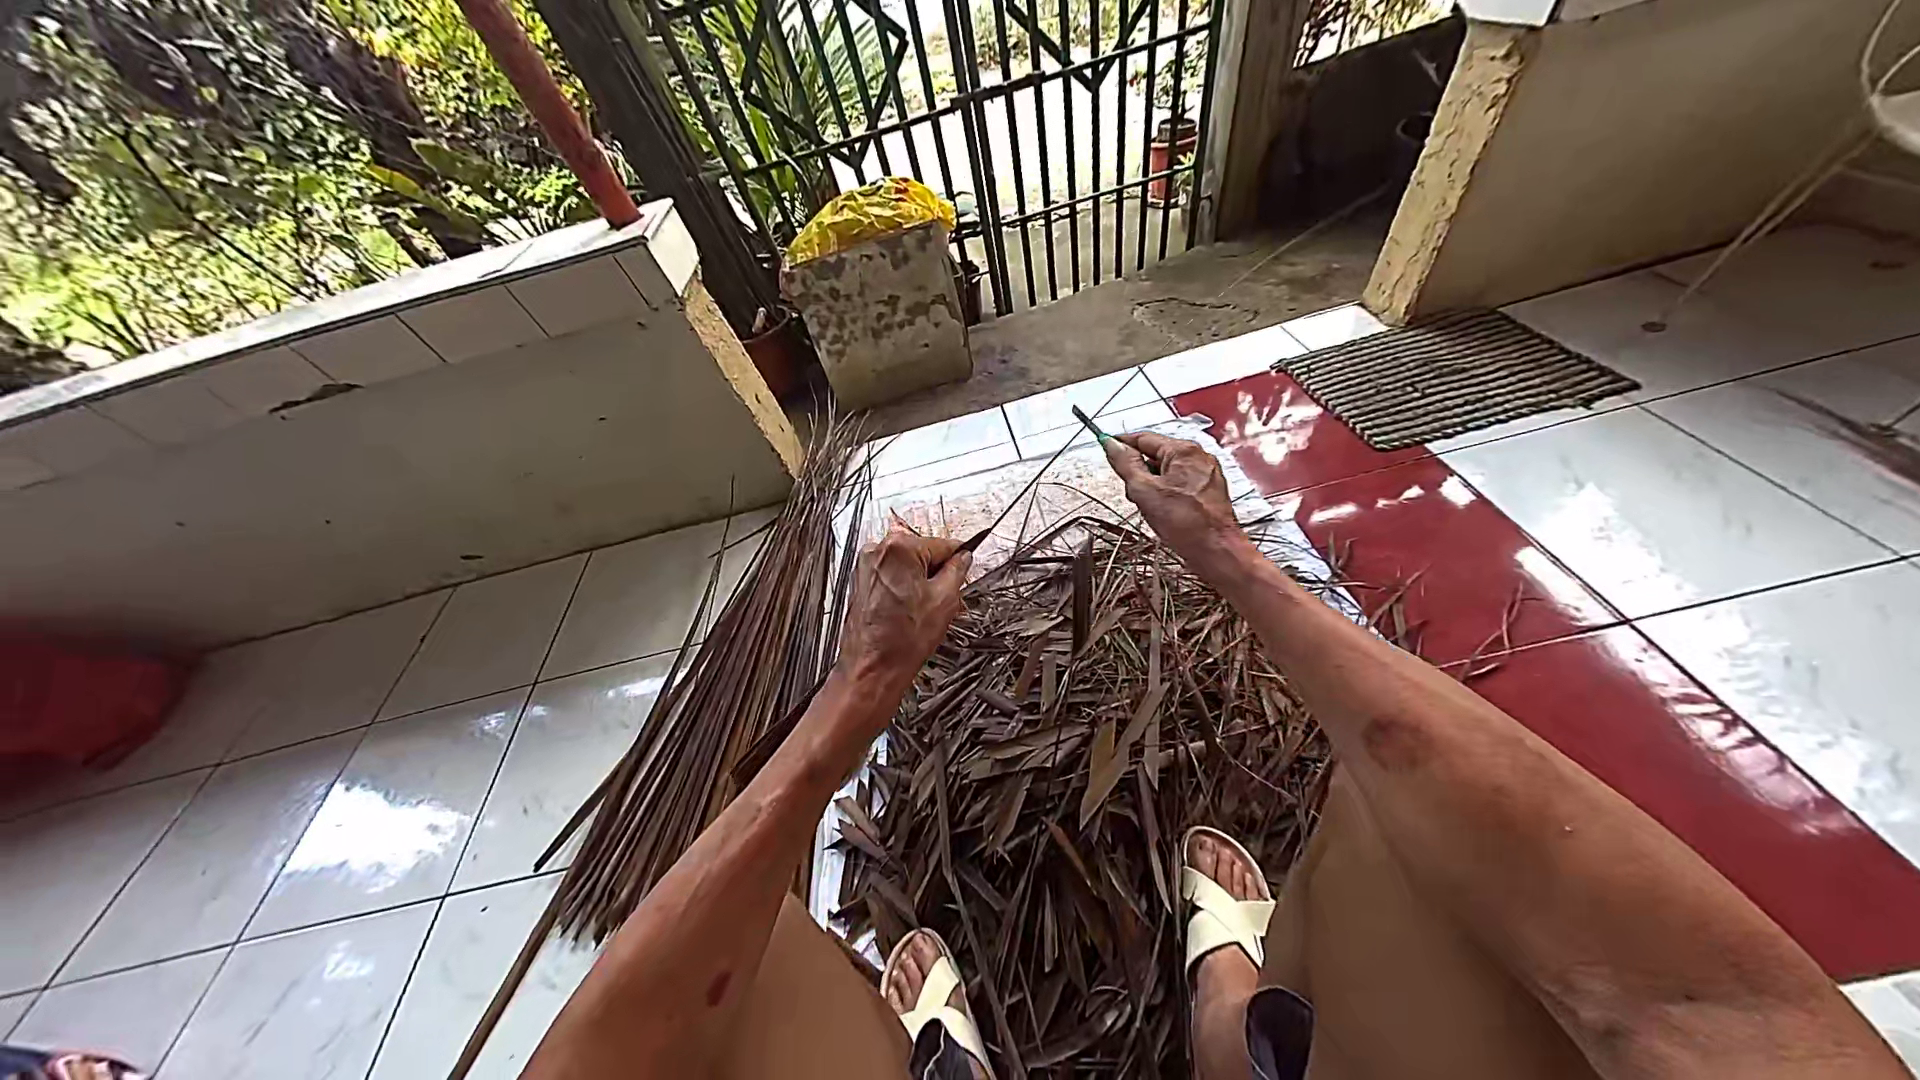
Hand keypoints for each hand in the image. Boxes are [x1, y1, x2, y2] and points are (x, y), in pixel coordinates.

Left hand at [830, 527, 970, 724]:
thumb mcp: (945, 599)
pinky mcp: (861, 583)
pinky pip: (892, 577)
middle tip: (947, 597)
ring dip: (921, 582)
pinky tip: (910, 612)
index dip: (959, 558)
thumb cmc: (900, 640)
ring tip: (927, 609)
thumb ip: (958, 570)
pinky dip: (904, 589)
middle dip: (938, 573)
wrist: (872, 667)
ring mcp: (866, 567)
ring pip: (907, 566)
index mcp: (899, 548)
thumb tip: (962, 558)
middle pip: (922, 553)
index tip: (966, 564)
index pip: (942, 544)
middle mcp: (878, 551)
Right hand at [1104, 433, 1251, 575]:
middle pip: (1156, 455)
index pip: (1144, 438)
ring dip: (1152, 485)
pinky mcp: (1208, 490)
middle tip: (1133, 492)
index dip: (1122, 444)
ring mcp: (1206, 473)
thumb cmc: (1186, 523)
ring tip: (1151, 507)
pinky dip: (1166, 493)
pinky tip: (1164, 512)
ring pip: (1167, 471)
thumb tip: (1112, 445)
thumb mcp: (1144, 491)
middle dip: (1139, 472)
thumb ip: (1125, 464)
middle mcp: (1199, 456)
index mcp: (1183, 450)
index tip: (1106, 449)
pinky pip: (1179, 484)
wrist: (1215, 550)